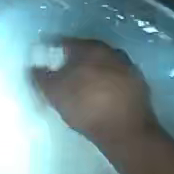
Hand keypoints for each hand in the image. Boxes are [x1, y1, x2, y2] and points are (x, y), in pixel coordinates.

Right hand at [30, 39, 156, 148]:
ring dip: (92, 72)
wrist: (126, 131)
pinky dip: (106, 84)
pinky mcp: (140, 86)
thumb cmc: (85, 106)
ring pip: (103, 65)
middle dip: (74, 60)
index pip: (65, 42)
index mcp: (89, 48)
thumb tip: (33, 67)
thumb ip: (40, 77)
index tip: (45, 59)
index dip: (52, 50)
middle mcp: (111, 51)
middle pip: (87, 52)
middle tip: (62, 73)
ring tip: (81, 86)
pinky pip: (116, 79)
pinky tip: (100, 96)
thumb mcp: (53, 93)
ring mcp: (129, 67)